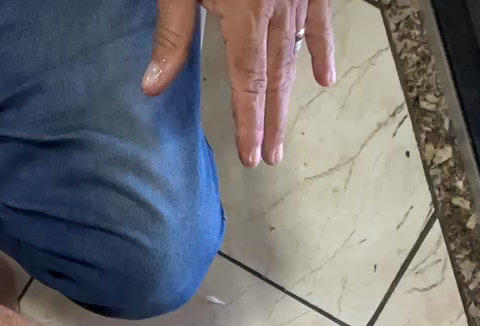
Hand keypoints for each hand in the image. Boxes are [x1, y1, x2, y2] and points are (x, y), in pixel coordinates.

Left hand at [144, 0, 335, 166]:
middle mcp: (278, 6)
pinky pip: (319, 17)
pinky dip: (320, 46)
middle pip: (276, 76)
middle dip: (272, 120)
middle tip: (269, 157)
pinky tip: (326, 75)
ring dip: (291, 95)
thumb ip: (172, 34)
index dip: (250, 122)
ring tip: (285, 132)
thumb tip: (153, 88)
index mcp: (247, 13)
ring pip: (296, 52)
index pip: (249, 83)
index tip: (251, 156)